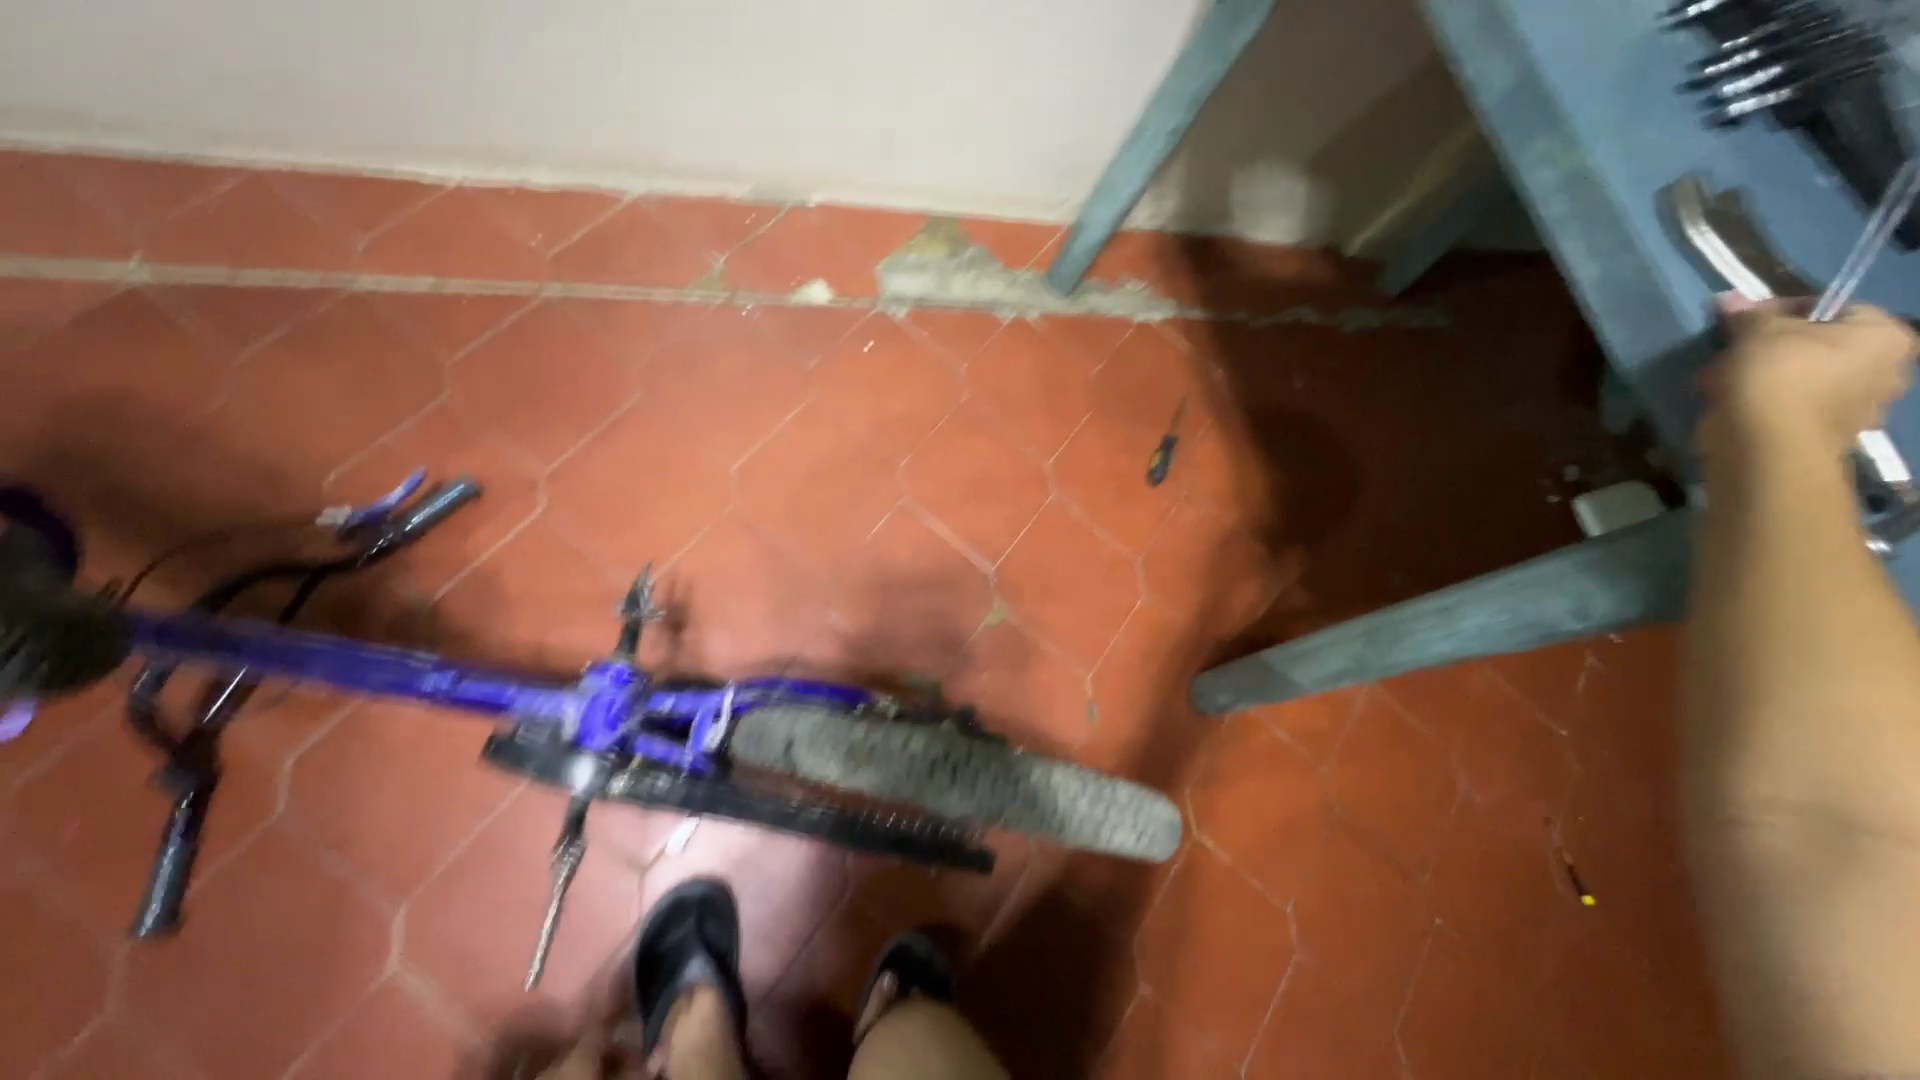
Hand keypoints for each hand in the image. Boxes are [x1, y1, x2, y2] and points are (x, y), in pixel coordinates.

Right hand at [1702, 296, 1916, 461]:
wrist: (1766, 448)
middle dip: (1769, 346)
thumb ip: (1746, 315)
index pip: (1831, 307)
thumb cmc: (1776, 377)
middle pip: (1818, 344)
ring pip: (1804, 376)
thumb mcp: (1756, 332)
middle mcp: (1887, 369)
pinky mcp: (1828, 434)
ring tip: (1722, 379)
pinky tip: (1734, 403)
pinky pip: (1794, 405)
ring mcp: (1861, 406)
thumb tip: (1728, 298)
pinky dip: (1766, 401)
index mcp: (1885, 336)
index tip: (1739, 321)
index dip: (1779, 310)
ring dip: (1764, 374)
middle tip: (1729, 351)